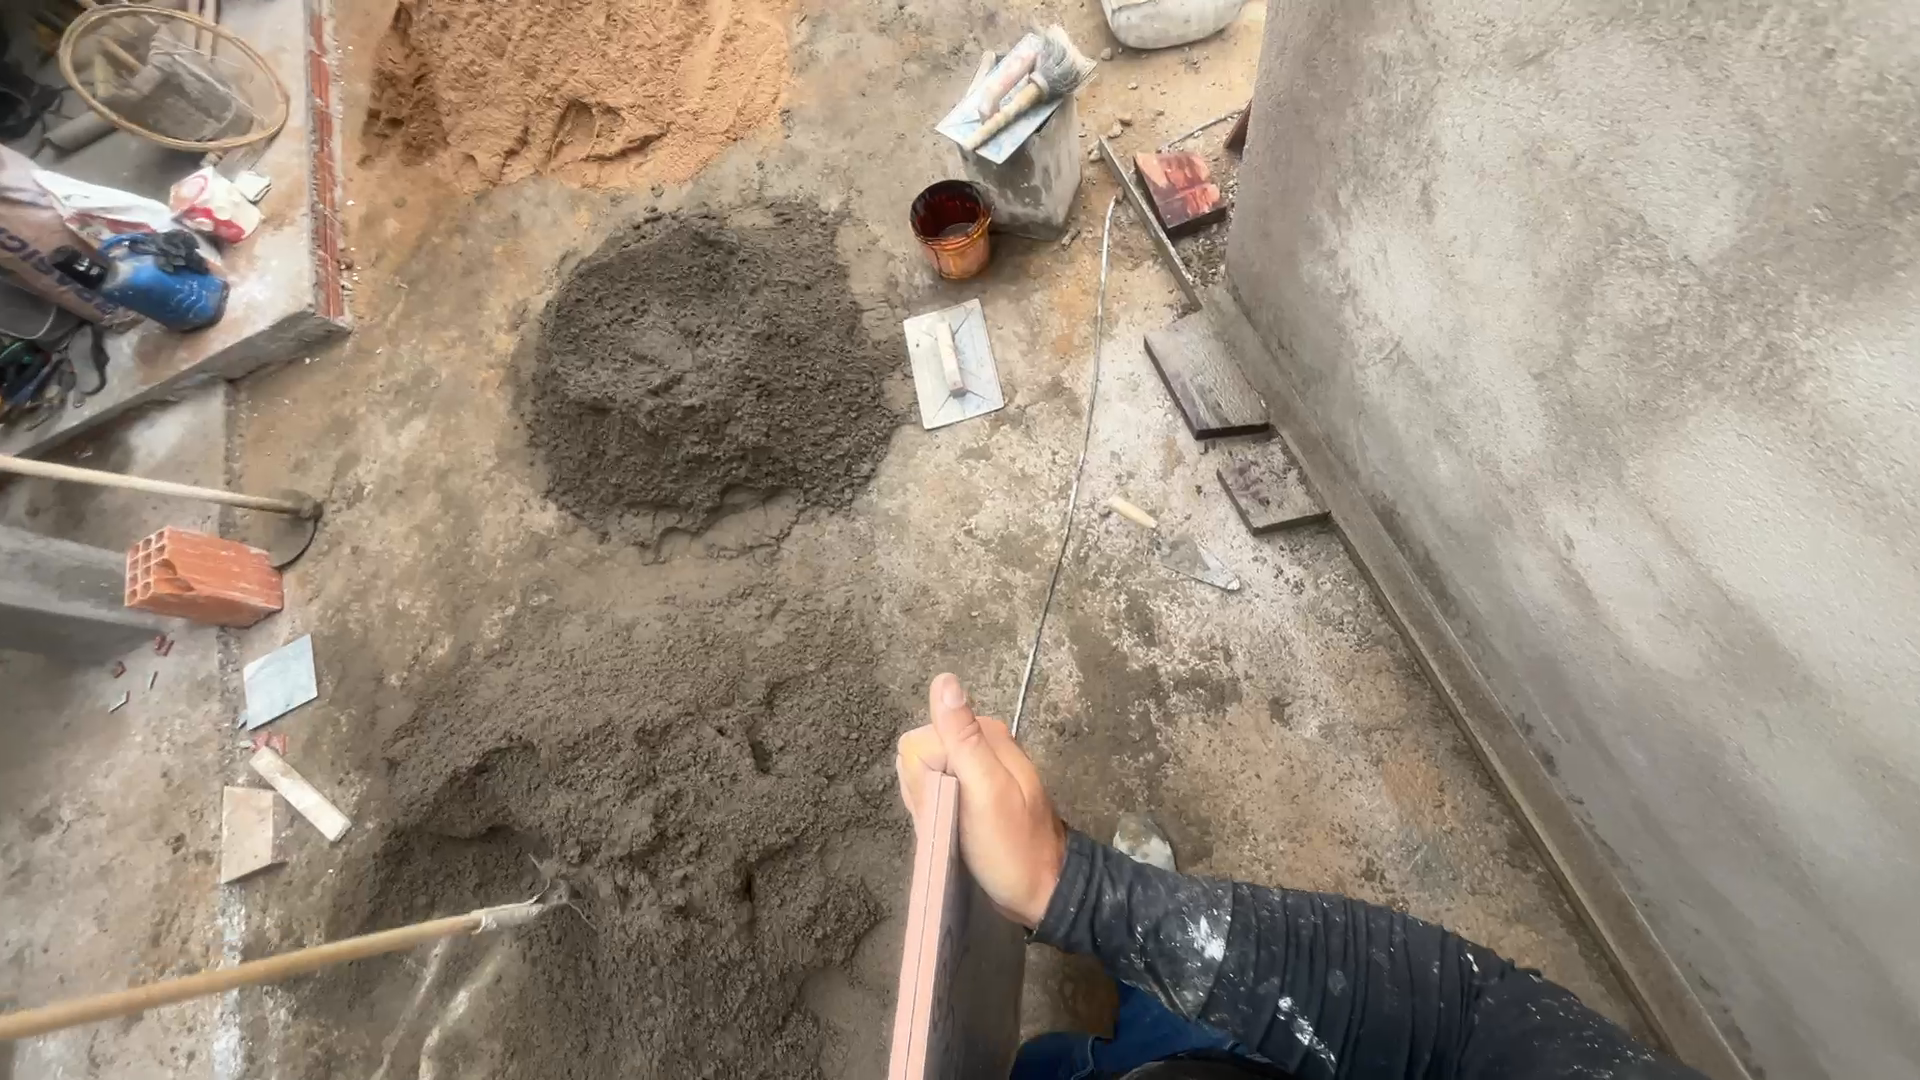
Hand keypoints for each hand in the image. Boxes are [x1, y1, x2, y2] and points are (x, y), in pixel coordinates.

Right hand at [896, 673, 1067, 927]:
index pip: (919, 742)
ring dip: (929, 805)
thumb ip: (963, 736)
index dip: (923, 779)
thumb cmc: (1013, 845)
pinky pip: (933, 794)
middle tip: (951, 819)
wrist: (1043, 892)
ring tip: (954, 827)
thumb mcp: (986, 789)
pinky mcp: (970, 791)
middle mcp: (979, 743)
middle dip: (924, 792)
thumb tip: (944, 679)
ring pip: (923, 777)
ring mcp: (975, 768)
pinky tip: (951, 830)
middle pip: (919, 757)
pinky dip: (935, 814)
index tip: (945, 805)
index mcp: (985, 733)